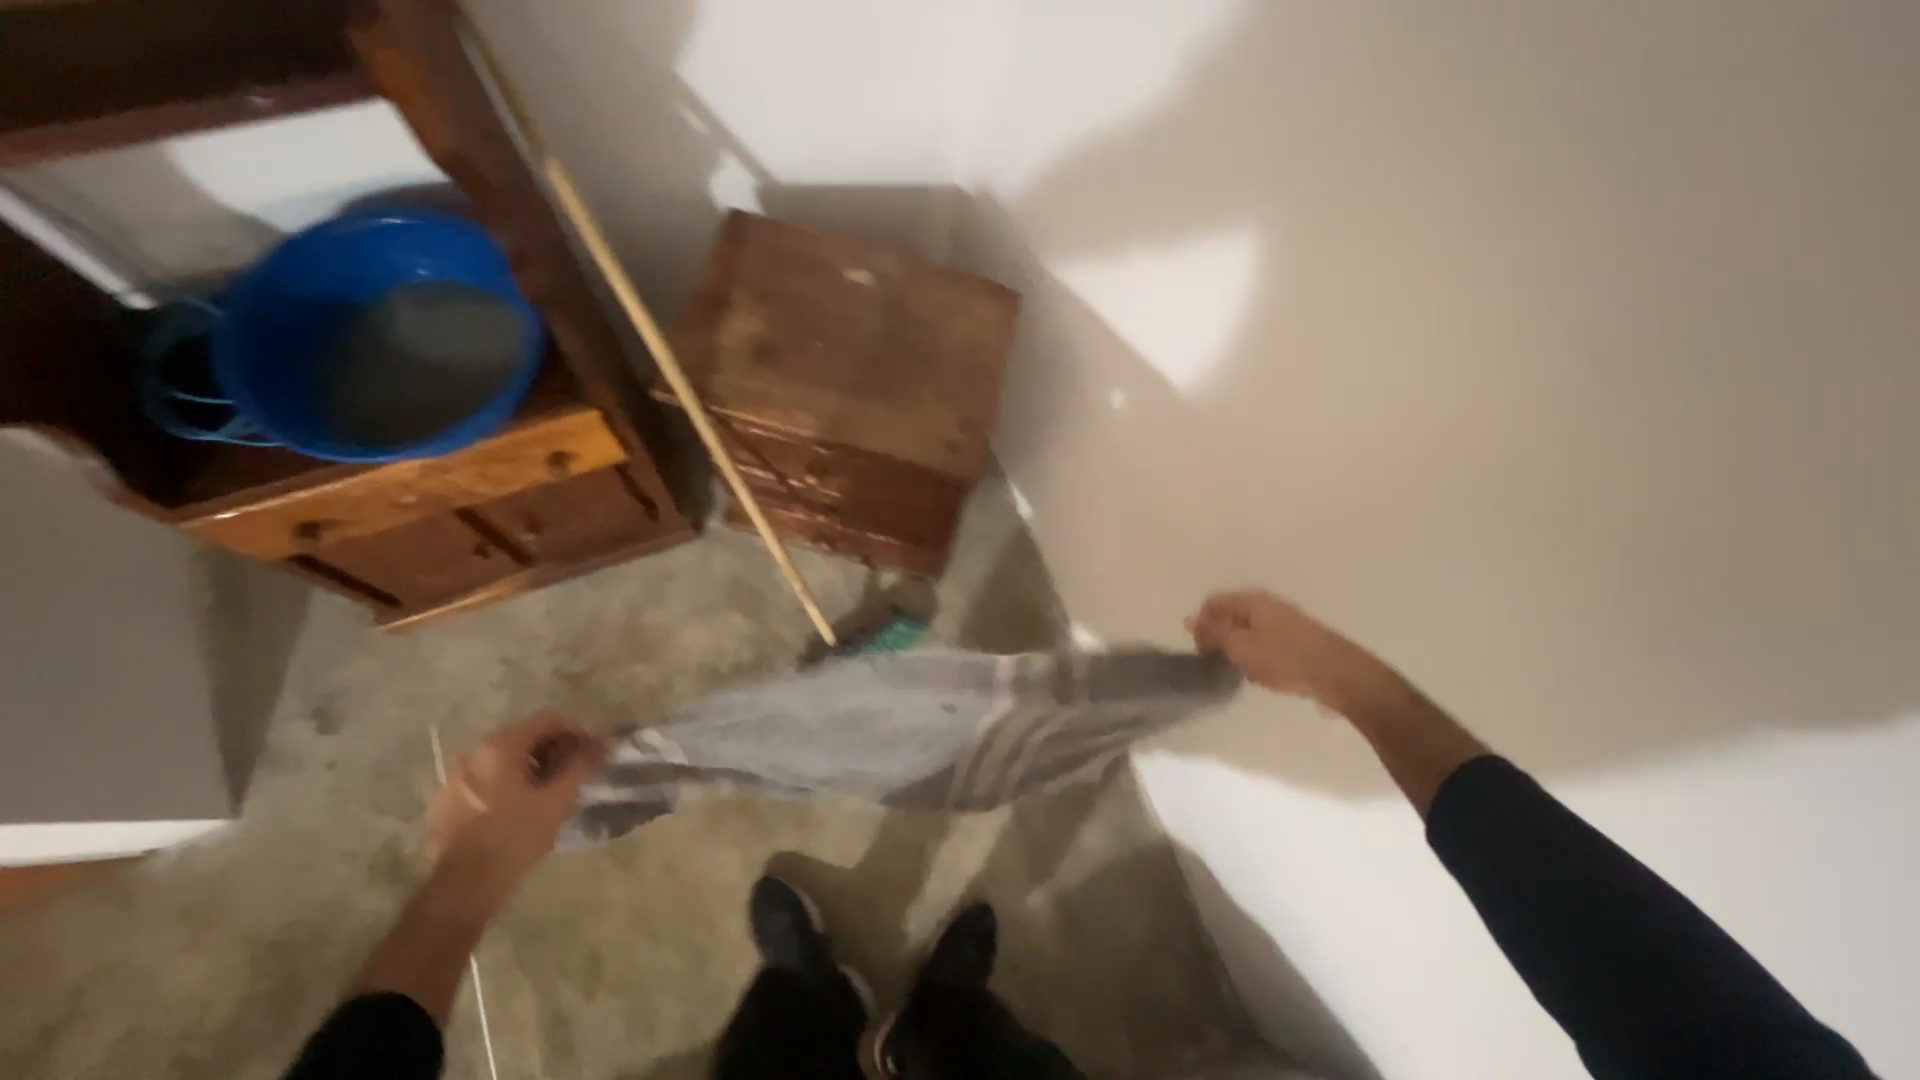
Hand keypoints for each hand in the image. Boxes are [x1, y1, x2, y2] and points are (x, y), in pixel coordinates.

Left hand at [428, 711, 606, 883]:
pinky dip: (510, 781)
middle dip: (555, 750)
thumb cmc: (516, 837)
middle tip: (574, 774)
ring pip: (505, 758)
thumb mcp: (558, 800)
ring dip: (533, 766)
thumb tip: (601, 746)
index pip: (548, 720)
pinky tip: (521, 807)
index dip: (577, 732)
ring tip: (551, 792)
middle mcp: (474, 752)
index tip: (592, 754)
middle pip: (525, 736)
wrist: (464, 885)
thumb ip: (582, 766)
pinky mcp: (448, 799)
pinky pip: (487, 777)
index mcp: (501, 746)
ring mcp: (456, 775)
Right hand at [1186, 589, 1364, 700]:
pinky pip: (1267, 640)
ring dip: (1239, 647)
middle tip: (1218, 662)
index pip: (1212, 603)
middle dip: (1220, 636)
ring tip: (1241, 670)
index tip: (1201, 651)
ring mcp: (1286, 619)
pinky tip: (1263, 673)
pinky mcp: (1300, 638)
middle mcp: (1268, 603)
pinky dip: (1258, 653)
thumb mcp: (1240, 646)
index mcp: (1251, 600)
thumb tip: (1190, 619)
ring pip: (1250, 628)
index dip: (1201, 624)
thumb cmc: (1284, 659)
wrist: (1339, 675)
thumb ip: (1213, 632)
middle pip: (1231, 614)